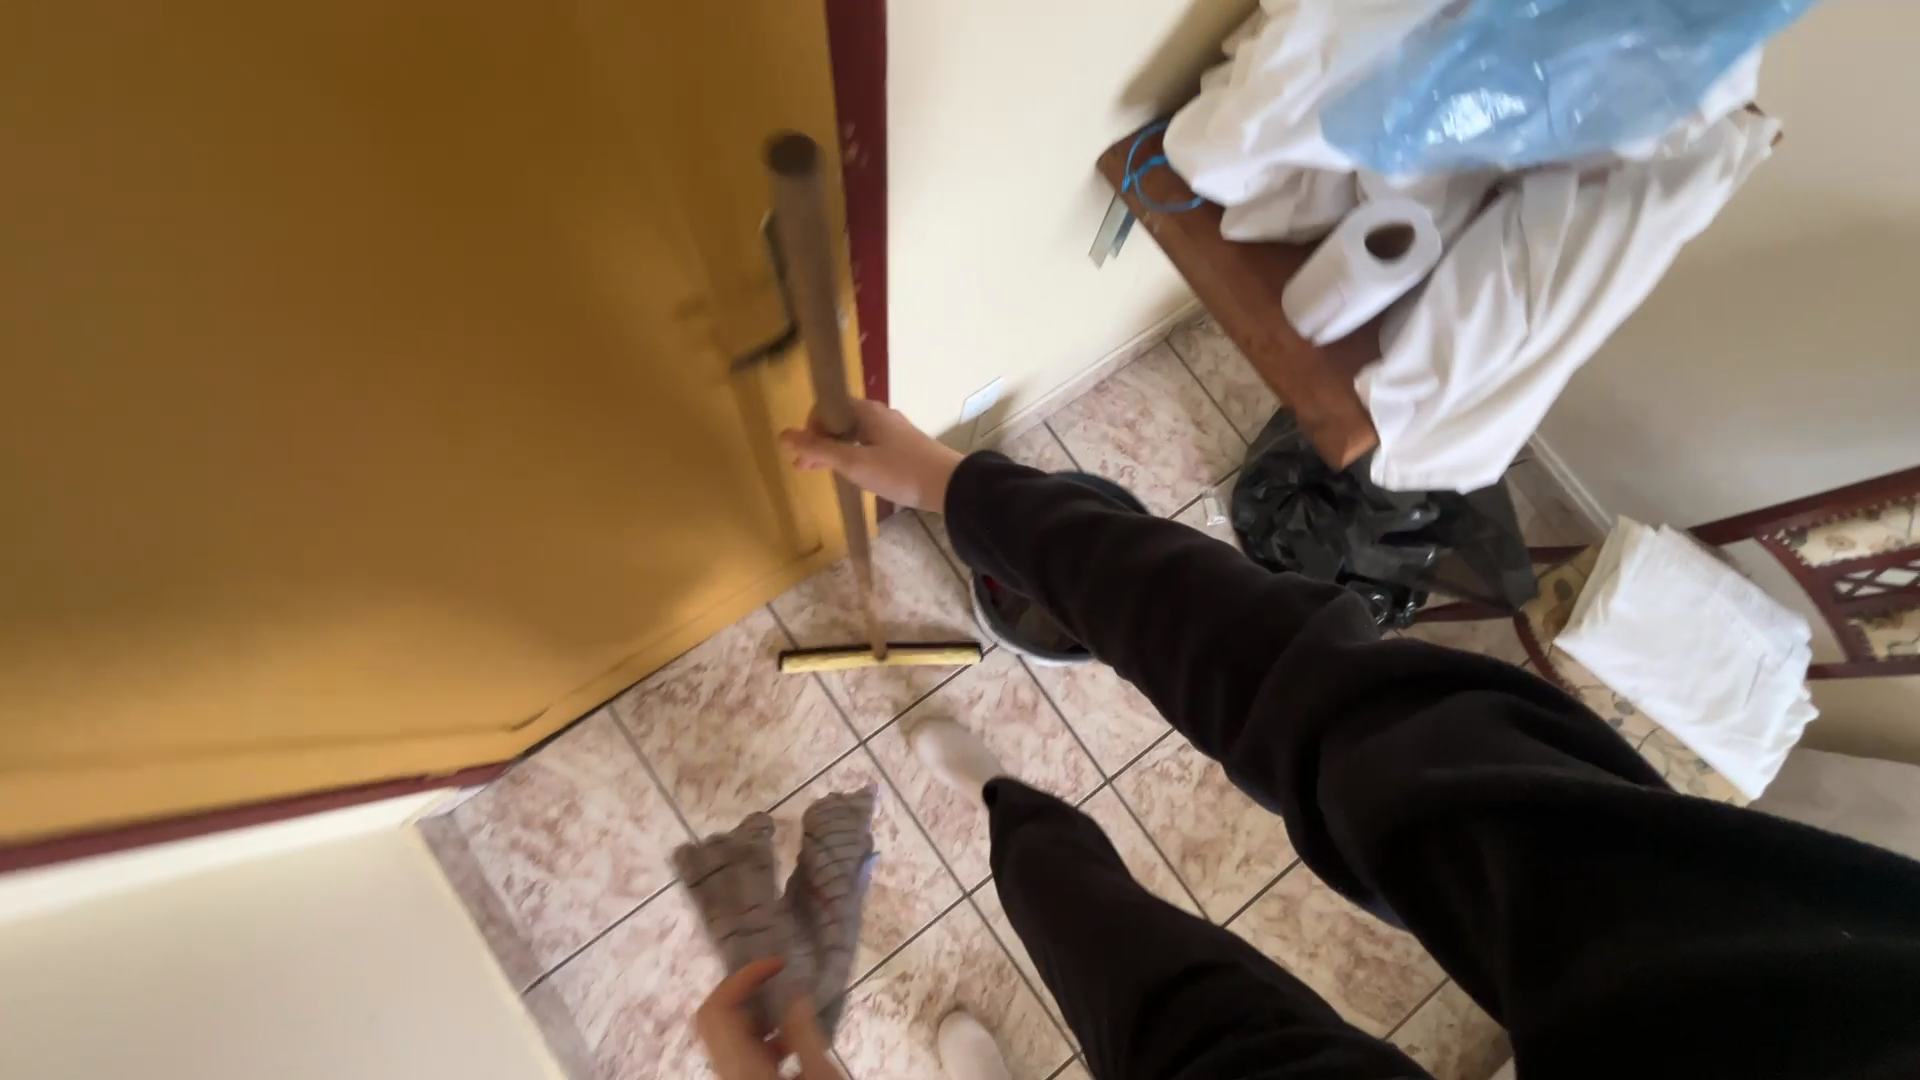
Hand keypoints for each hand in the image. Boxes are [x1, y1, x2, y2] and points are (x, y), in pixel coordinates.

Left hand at [695, 960, 842, 1079]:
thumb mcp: (821, 1077)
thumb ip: (804, 1032)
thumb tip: (794, 992)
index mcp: (739, 1069)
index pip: (716, 1009)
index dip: (742, 977)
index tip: (780, 964)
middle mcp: (724, 1076)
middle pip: (713, 1019)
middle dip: (745, 990)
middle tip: (780, 979)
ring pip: (724, 1036)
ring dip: (755, 1014)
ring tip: (794, 1013)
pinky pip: (737, 1054)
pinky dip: (759, 1036)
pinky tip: (792, 1045)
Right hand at [780, 399, 963, 512]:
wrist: (949, 485)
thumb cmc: (899, 472)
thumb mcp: (854, 463)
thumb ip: (818, 450)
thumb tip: (783, 435)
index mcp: (866, 411)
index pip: (826, 408)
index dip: (810, 429)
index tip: (805, 455)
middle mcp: (879, 414)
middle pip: (839, 421)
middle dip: (819, 443)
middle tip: (804, 469)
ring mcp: (893, 430)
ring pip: (855, 435)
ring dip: (835, 452)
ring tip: (825, 474)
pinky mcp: (904, 447)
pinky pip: (870, 445)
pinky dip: (854, 456)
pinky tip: (854, 475)